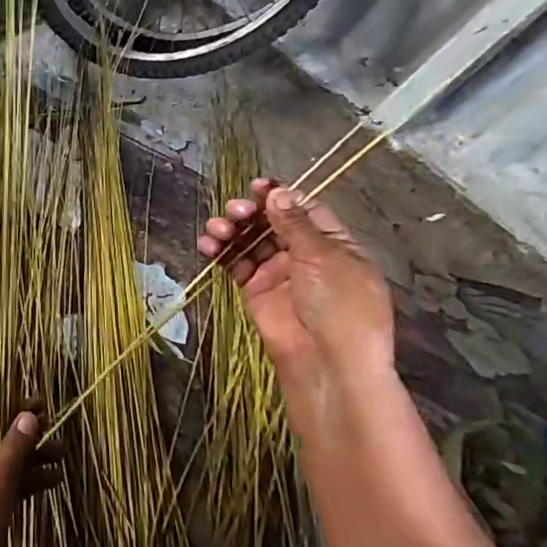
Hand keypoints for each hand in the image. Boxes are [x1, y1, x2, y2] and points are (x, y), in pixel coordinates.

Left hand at [0, 412, 60, 546]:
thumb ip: (16, 445)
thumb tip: (28, 415)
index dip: (19, 415)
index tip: (45, 407)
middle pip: (2, 443)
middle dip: (31, 440)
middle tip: (61, 436)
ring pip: (8, 466)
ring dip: (33, 461)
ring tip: (63, 456)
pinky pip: (9, 486)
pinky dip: (28, 482)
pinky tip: (53, 480)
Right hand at [196, 180, 393, 384]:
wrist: (326, 360)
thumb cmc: (339, 305)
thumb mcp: (324, 257)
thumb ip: (296, 224)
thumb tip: (277, 192)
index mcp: (333, 244)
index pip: (304, 210)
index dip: (280, 196)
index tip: (256, 186)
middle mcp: (305, 255)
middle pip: (272, 223)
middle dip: (251, 212)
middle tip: (235, 211)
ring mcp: (278, 273)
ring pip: (250, 241)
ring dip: (232, 230)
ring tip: (217, 229)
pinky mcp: (255, 290)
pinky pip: (235, 264)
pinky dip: (220, 252)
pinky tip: (208, 245)